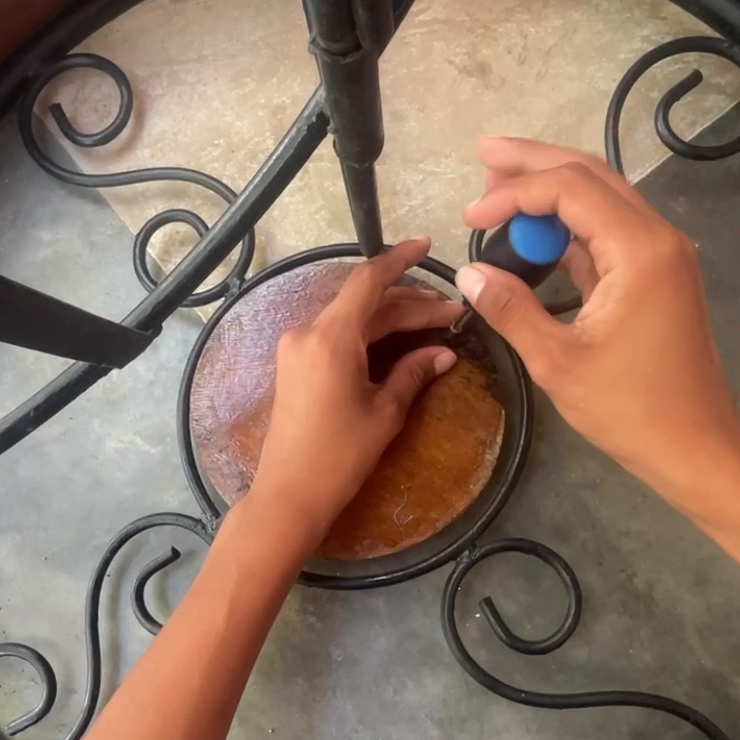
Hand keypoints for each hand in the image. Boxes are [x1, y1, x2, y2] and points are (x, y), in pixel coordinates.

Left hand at [248, 237, 461, 541]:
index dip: (400, 259)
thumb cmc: (339, 458)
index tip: (428, 244)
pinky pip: (335, 336)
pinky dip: (366, 335)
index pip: (369, 282)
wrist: (289, 495)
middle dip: (409, 304)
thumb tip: (443, 353)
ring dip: (389, 318)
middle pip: (364, 302)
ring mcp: (296, 348)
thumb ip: (413, 374)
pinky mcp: (294, 366)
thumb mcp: (384, 414)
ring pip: (350, 319)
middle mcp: (308, 332)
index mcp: (331, 338)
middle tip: (450, 313)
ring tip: (431, 324)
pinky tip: (395, 341)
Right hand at [456, 136, 739, 495]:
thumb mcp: (556, 361)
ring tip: (499, 185)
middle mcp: (657, 237)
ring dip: (552, 189)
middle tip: (483, 153)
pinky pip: (607, 233)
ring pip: (602, 199)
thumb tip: (468, 274)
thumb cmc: (628, 407)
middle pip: (591, 176)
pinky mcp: (654, 276)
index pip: (571, 190)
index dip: (514, 193)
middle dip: (534, 162)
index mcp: (639, 251)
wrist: (693, 444)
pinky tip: (535, 231)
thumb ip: (511, 309)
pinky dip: (569, 226)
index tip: (468, 215)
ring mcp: (660, 255)